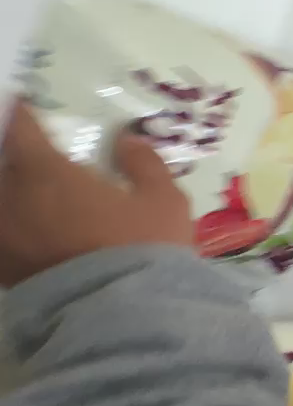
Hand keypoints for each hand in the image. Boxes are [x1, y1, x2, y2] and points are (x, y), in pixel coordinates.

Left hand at [0, 102, 192, 286]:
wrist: (118, 302)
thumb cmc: (144, 241)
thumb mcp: (164, 200)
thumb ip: (145, 165)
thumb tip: (129, 138)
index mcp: (47, 173)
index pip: (23, 132)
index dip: (23, 116)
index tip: (21, 102)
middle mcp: (7, 194)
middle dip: (8, 156)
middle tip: (22, 154)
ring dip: (8, 190)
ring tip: (21, 191)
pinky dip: (6, 224)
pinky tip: (19, 227)